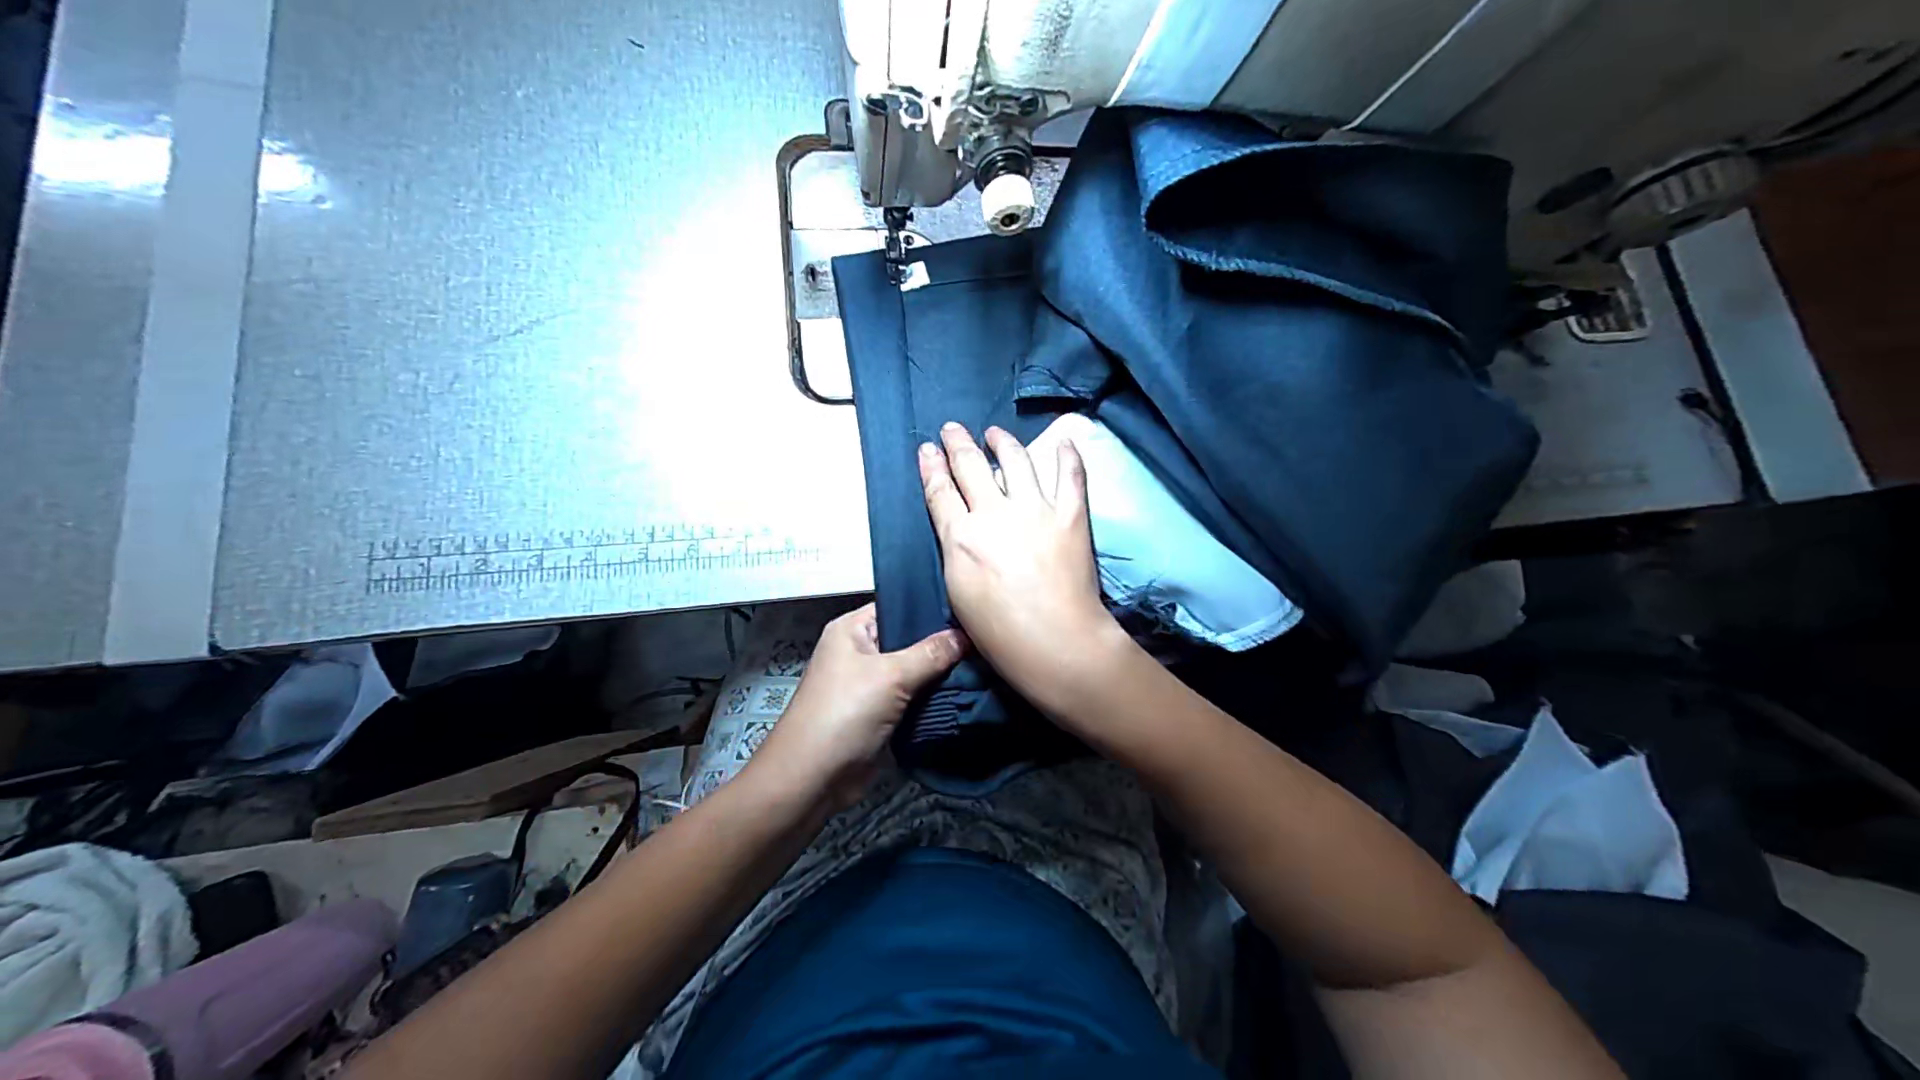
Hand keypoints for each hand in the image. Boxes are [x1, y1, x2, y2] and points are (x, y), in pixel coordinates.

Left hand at [747, 603, 963, 809]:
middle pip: (910, 639)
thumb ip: (931, 653)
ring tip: (983, 662)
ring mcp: (871, 684)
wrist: (814, 778)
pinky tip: (967, 690)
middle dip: (943, 642)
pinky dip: (934, 696)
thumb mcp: (891, 675)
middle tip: (983, 637)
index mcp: (852, 629)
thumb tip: (966, 635)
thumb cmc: (844, 713)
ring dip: (942, 672)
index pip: (898, 605)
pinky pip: (914, 696)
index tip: (970, 607)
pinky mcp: (881, 712)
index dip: (931, 606)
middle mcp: (861, 651)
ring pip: (915, 670)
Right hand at [918, 423, 1125, 714]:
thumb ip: (956, 553)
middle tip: (952, 429)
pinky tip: (1063, 441)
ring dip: (1002, 441)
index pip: (940, 492)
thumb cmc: (999, 632)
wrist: (1055, 641)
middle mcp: (994, 514)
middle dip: (957, 443)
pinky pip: (1070, 476)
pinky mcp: (1070, 515)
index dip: (931, 467)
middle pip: (970, 467)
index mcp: (961, 537)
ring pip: (1015, 460)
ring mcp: (1035, 510)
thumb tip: (960, 531)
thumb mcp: (958, 592)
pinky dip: (1067, 456)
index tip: (927, 449)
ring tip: (995, 433)